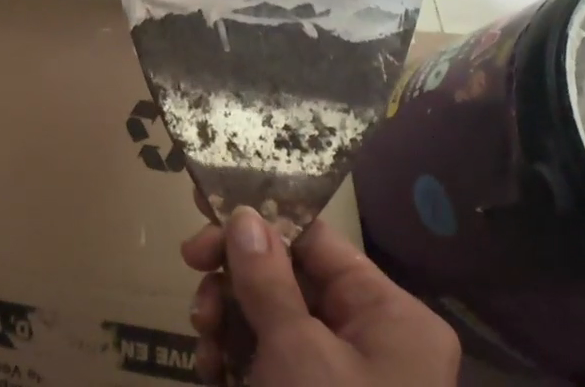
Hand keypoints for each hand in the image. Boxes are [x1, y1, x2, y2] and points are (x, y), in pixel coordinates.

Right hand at [181, 205, 459, 386]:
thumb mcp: (295, 348)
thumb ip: (264, 276)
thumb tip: (243, 214)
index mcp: (389, 315)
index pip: (315, 241)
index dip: (255, 225)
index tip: (196, 221)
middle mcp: (370, 337)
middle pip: (284, 277)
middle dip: (232, 286)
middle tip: (195, 294)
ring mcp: (340, 374)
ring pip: (266, 317)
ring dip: (224, 325)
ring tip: (206, 350)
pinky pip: (264, 357)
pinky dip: (232, 359)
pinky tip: (213, 374)